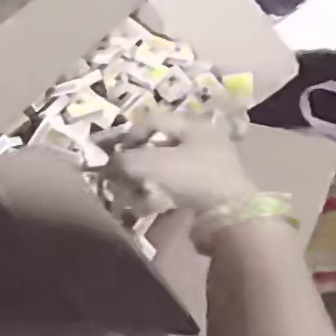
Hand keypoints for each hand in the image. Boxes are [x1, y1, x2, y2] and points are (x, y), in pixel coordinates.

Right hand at [98, 112, 259, 215]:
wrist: (228, 214)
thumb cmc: (188, 177)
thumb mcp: (147, 163)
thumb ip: (121, 160)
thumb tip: (107, 166)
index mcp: (193, 125)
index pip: (151, 121)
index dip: (128, 135)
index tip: (115, 155)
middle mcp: (202, 141)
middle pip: (156, 147)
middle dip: (134, 164)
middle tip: (120, 178)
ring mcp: (207, 166)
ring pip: (162, 170)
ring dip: (142, 183)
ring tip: (131, 197)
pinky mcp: (207, 190)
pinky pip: (173, 188)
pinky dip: (156, 196)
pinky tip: (146, 206)